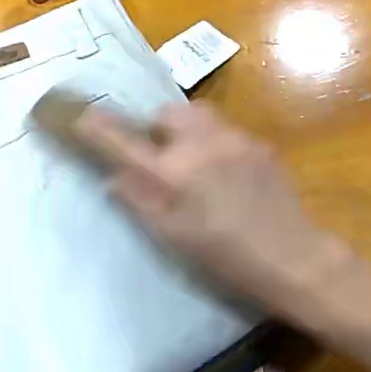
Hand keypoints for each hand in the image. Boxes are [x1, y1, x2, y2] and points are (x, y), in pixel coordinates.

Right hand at [74, 103, 354, 324]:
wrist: (292, 257)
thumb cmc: (225, 258)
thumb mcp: (173, 238)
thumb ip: (140, 202)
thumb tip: (113, 178)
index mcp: (173, 173)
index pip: (123, 141)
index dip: (97, 126)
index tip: (78, 113)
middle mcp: (201, 145)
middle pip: (168, 113)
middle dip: (158, 129)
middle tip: (162, 158)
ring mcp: (235, 139)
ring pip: (200, 115)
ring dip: (188, 131)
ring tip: (195, 164)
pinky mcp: (260, 143)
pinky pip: (227, 131)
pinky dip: (217, 143)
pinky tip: (228, 175)